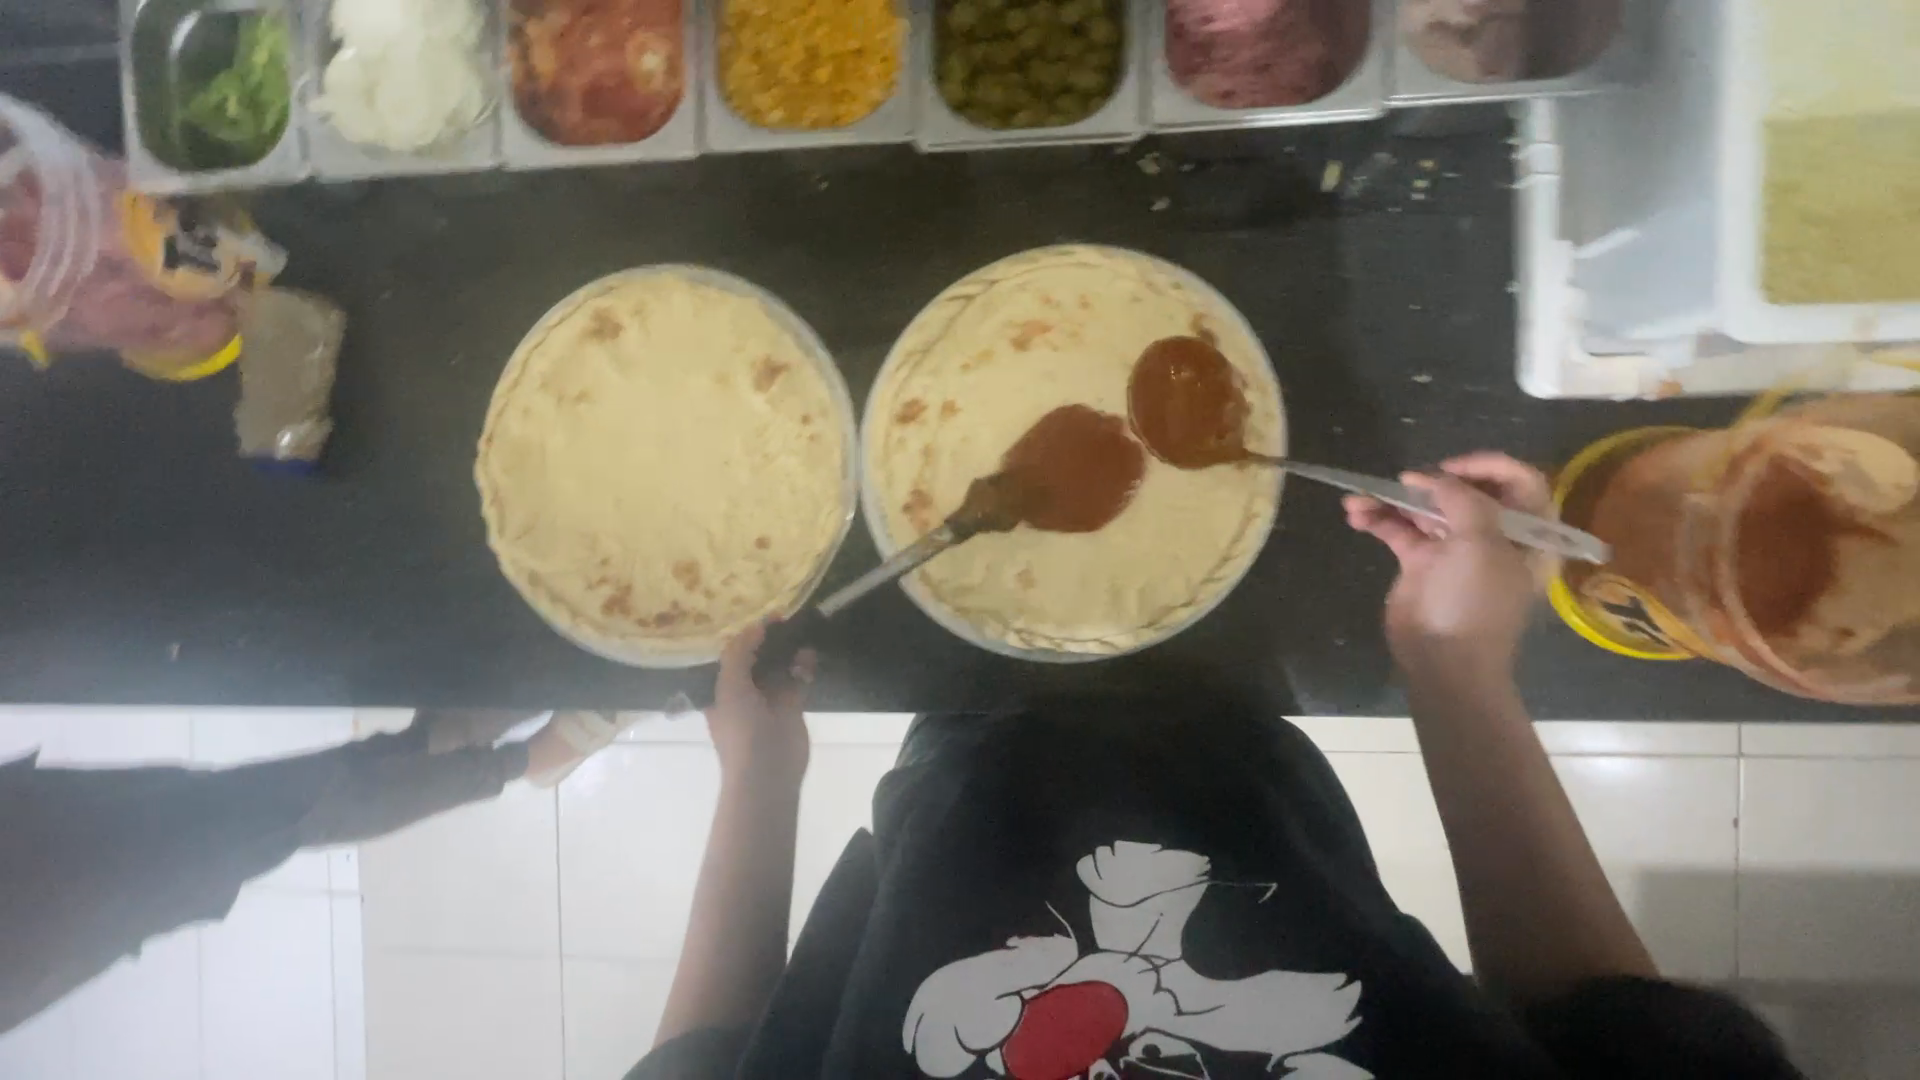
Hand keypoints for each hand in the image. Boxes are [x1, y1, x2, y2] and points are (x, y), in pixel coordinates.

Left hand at [708, 621, 815, 787]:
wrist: (766, 772)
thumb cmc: (740, 729)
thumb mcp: (730, 686)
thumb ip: (740, 653)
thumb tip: (756, 626)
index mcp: (722, 689)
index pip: (732, 655)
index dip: (746, 635)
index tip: (763, 618)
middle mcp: (744, 692)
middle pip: (757, 659)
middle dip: (770, 640)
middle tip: (786, 618)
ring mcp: (769, 700)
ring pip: (779, 667)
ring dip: (789, 651)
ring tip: (800, 632)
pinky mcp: (792, 707)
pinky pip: (798, 679)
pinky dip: (804, 666)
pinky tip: (809, 653)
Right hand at [1344, 451, 1549, 683]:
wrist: (1445, 660)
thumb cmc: (1475, 603)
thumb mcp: (1480, 545)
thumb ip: (1460, 501)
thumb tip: (1426, 478)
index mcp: (1525, 532)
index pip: (1518, 483)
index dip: (1487, 467)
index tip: (1448, 469)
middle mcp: (1493, 535)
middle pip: (1464, 492)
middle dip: (1428, 483)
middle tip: (1402, 483)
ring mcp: (1453, 549)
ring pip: (1424, 510)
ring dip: (1390, 500)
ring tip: (1358, 500)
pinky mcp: (1419, 562)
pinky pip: (1398, 530)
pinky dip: (1377, 520)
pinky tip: (1355, 516)